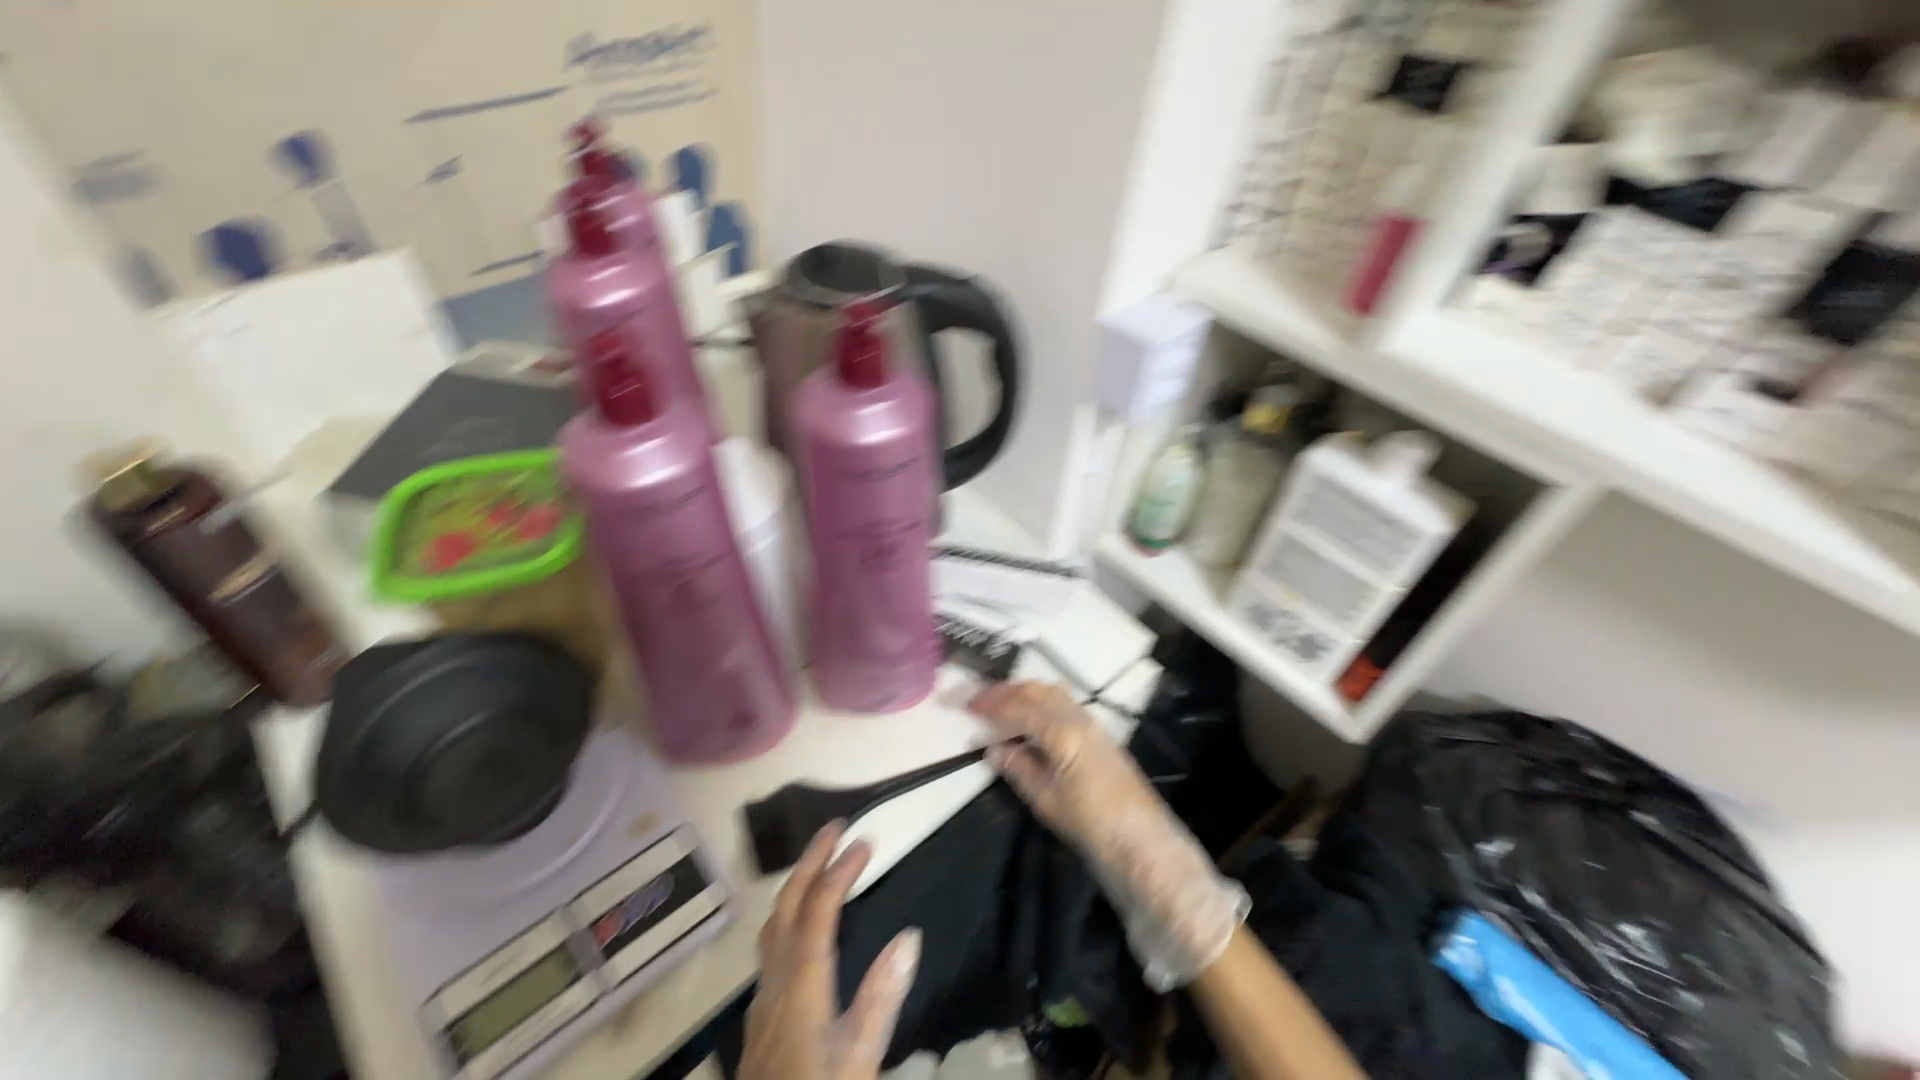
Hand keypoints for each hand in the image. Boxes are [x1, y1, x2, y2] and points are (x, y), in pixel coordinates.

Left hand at [740, 821, 921, 1079]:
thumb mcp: (860, 1058)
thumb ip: (881, 997)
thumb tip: (908, 935)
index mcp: (803, 983)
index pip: (819, 909)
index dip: (840, 869)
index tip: (866, 840)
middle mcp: (776, 979)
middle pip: (786, 905)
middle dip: (809, 860)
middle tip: (835, 827)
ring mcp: (762, 995)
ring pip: (772, 923)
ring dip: (795, 884)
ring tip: (818, 863)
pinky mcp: (759, 1012)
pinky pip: (770, 944)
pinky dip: (787, 914)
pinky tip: (799, 928)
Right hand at [968, 680, 1162, 861]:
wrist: (1140, 838)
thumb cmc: (1091, 823)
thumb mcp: (1046, 800)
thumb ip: (1019, 768)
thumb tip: (993, 748)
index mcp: (1063, 733)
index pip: (1019, 708)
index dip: (991, 704)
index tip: (967, 704)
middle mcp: (1079, 719)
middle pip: (1038, 691)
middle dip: (1007, 691)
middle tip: (981, 699)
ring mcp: (1094, 724)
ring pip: (1054, 693)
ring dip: (1026, 692)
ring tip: (1002, 702)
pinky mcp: (1101, 734)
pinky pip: (1066, 705)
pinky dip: (1043, 701)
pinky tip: (1032, 717)